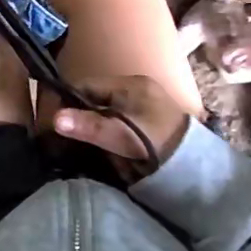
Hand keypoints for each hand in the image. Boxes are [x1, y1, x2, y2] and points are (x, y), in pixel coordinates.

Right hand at [52, 76, 192, 169]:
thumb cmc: (157, 143)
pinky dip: (109, 131)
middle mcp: (138, 89)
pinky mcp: (151, 121)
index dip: (68, 101)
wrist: (196, 166)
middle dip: (81, 116)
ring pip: (107, 111)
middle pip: (96, 98)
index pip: (87, 85)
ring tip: (79, 144)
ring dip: (95, 126)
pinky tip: (102, 146)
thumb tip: (54, 119)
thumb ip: (89, 126)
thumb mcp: (120, 136)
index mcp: (130, 84)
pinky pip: (120, 121)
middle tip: (65, 137)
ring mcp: (145, 104)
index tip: (54, 122)